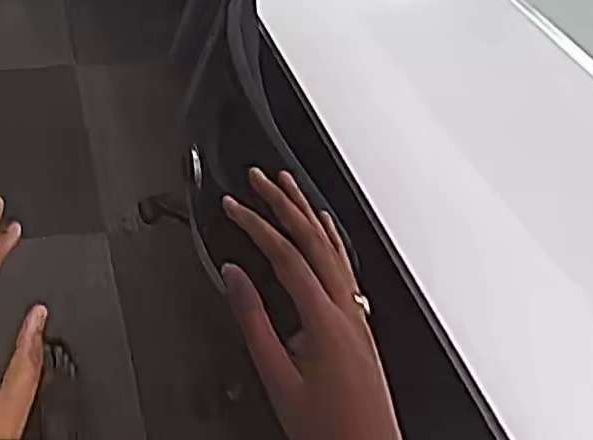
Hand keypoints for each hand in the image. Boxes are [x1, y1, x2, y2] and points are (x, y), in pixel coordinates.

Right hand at [222, 168, 402, 439]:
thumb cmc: (327, 428)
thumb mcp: (278, 379)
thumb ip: (253, 320)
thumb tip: (233, 274)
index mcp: (324, 318)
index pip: (285, 254)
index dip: (255, 223)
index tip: (232, 205)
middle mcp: (344, 306)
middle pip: (311, 237)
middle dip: (282, 201)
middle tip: (258, 176)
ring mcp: (356, 311)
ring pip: (330, 245)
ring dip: (306, 208)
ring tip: (287, 182)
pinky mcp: (360, 319)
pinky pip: (344, 263)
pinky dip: (330, 235)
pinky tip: (322, 222)